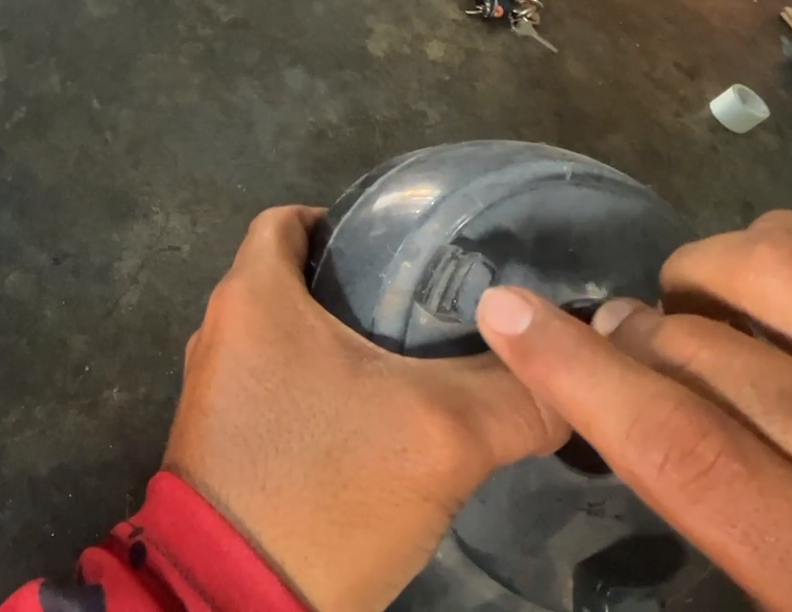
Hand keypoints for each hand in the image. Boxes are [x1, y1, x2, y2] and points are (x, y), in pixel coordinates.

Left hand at [164, 206, 569, 611]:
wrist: (240, 604)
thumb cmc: (327, 489)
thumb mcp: (440, 436)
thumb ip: (515, 394)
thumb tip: (577, 370)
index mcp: (253, 296)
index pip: (287, 219)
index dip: (341, 217)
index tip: (400, 244)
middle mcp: (222, 326)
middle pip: (290, 274)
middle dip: (352, 280)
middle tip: (423, 299)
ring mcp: (214, 384)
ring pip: (283, 331)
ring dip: (337, 336)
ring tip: (411, 355)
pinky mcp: (221, 433)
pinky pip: (273, 379)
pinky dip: (316, 380)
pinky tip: (373, 415)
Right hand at [476, 211, 791, 610]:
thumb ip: (710, 521)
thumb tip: (619, 401)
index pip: (684, 446)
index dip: (573, 369)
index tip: (504, 313)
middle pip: (715, 354)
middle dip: (630, 334)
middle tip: (614, 343)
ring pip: (782, 272)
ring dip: (699, 277)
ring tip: (692, 310)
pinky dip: (784, 243)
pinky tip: (768, 280)